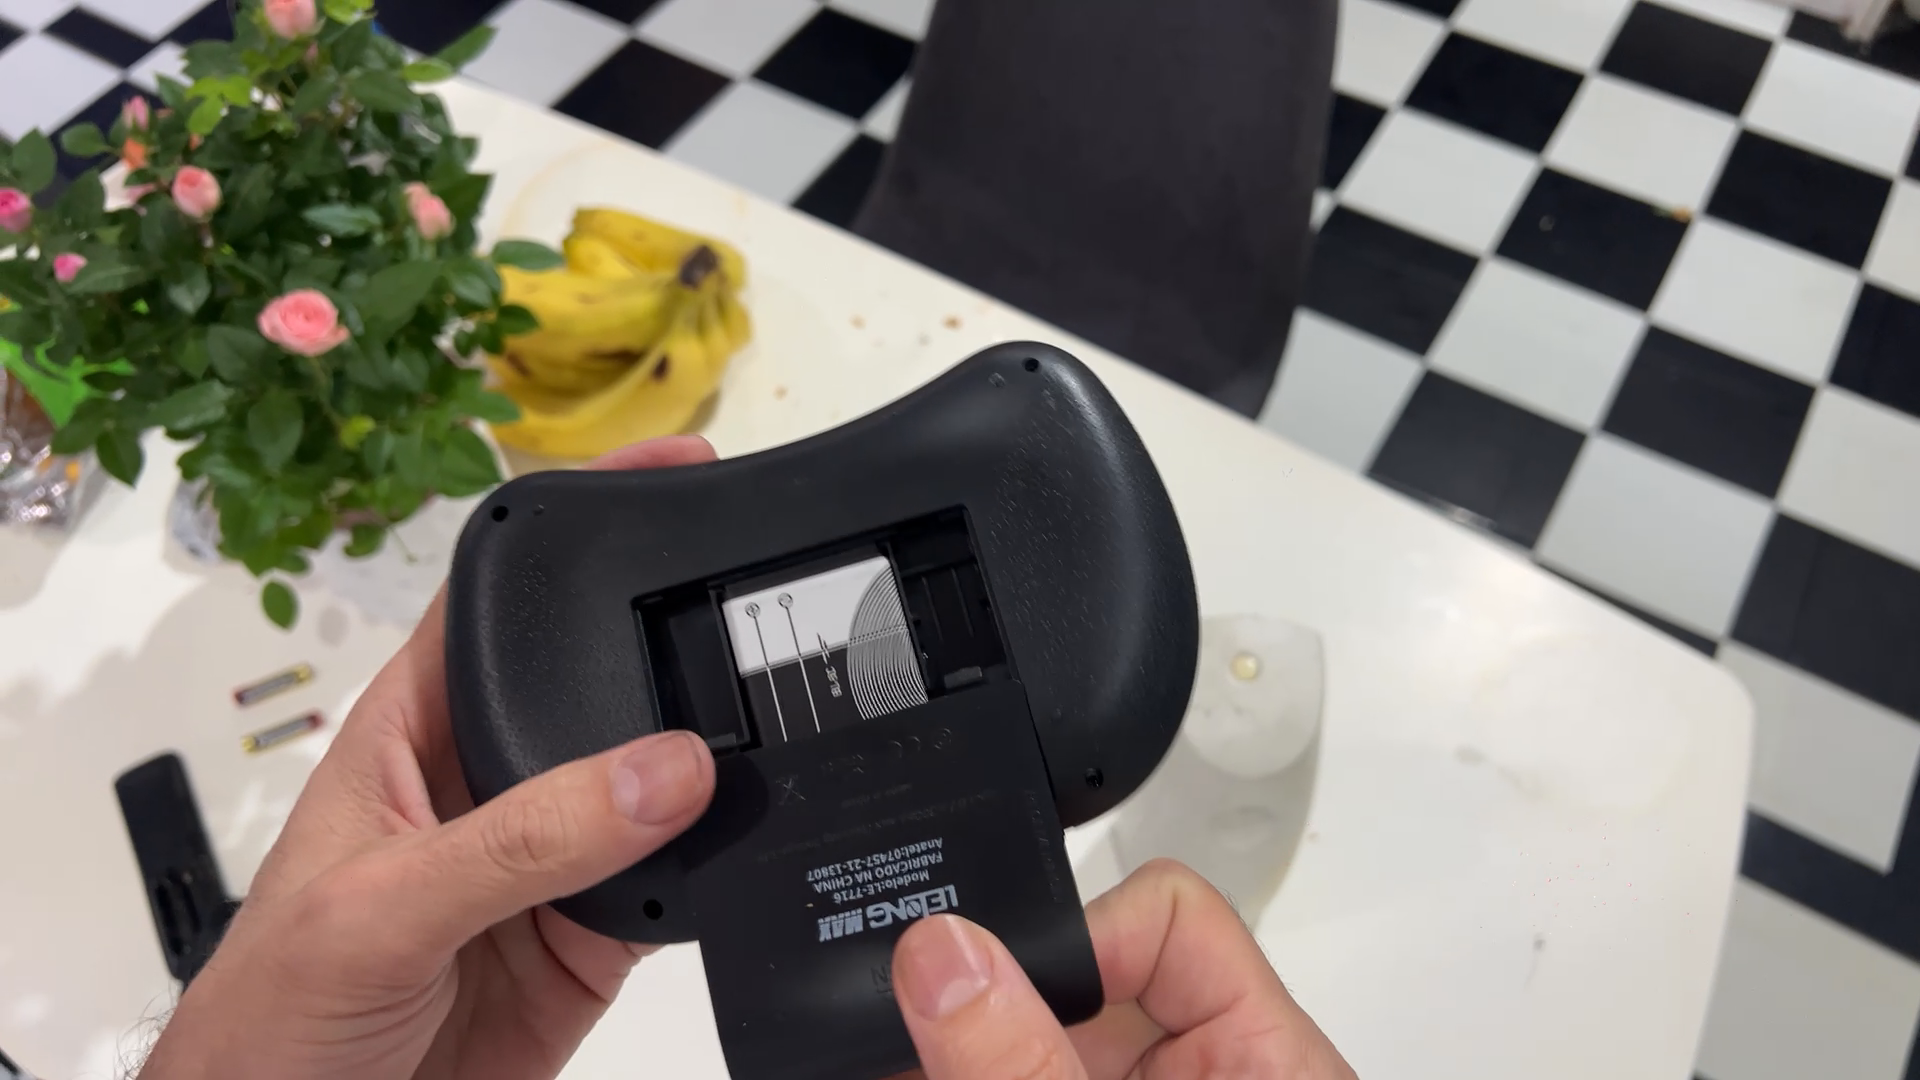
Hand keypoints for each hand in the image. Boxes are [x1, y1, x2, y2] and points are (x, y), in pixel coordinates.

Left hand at [143, 436, 721, 1079]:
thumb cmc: (275, 1027)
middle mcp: (514, 761)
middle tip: (769, 582)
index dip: (589, 515)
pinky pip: (696, 852)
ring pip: (669, 761)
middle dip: (687, 619)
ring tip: (797, 694)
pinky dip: (738, 835)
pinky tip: (777, 811)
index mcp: (432, 720)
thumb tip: (670, 770)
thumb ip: (520, 839)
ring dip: (729, 736)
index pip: (513, 590)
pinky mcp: (618, 906)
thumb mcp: (377, 912)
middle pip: (617, 665)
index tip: (677, 470)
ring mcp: (574, 833)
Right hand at [891, 859, 1356, 1078]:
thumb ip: (1033, 1064)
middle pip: (1073, 975)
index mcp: (1260, 1057)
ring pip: (1017, 1033)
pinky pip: (1003, 1069)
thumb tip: (945, 955)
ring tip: (884, 1046)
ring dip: (953, 1044)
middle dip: (986, 997)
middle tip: (901, 1018)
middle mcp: (1192, 1066)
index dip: (1081, 927)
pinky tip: (902, 1065)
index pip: (1172, 911)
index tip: (998, 973)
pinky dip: (952, 1069)